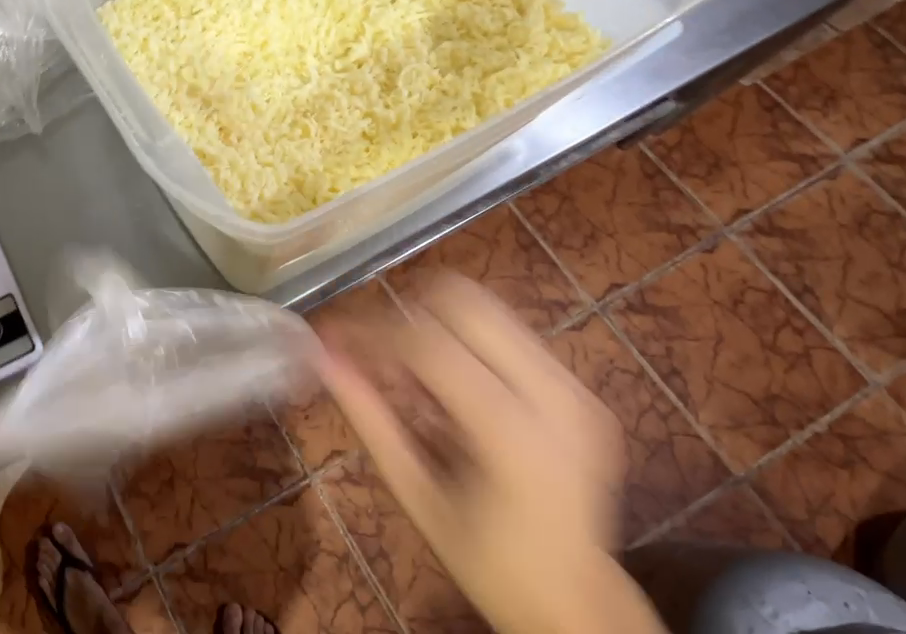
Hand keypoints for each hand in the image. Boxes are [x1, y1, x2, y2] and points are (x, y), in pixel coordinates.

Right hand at [317, 275, 662, 633]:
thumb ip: (370, 420)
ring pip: (489, 309)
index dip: (372, 332)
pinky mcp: (582, 389)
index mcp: (512, 433)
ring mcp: (576, 388)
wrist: (579, 604)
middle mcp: (555, 395)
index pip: (428, 344)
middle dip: (407, 315)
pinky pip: (510, 335)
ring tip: (410, 377)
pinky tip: (447, 390)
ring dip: (436, 327)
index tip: (332, 338)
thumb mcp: (417, 495)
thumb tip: (323, 358)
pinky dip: (465, 345)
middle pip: (466, 303)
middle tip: (374, 352)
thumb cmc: (487, 563)